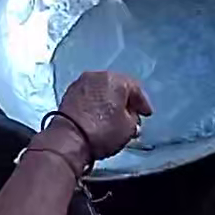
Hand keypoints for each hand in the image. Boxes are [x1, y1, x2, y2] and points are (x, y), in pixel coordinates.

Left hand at [29, 72, 151, 175]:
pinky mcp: (69, 92)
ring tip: (114, 116)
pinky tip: (99, 114)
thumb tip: (130, 117)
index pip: (135, 89)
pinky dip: (96, 102)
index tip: (146, 114)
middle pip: (117, 86)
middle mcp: (98, 75)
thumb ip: (133, 119)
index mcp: (116, 80)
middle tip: (132, 114)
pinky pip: (89, 95)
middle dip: (125, 100)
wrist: (68, 139)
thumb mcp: (128, 129)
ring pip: (102, 89)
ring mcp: (82, 82)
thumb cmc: (102, 132)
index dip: (142, 103)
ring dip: (109, 100)